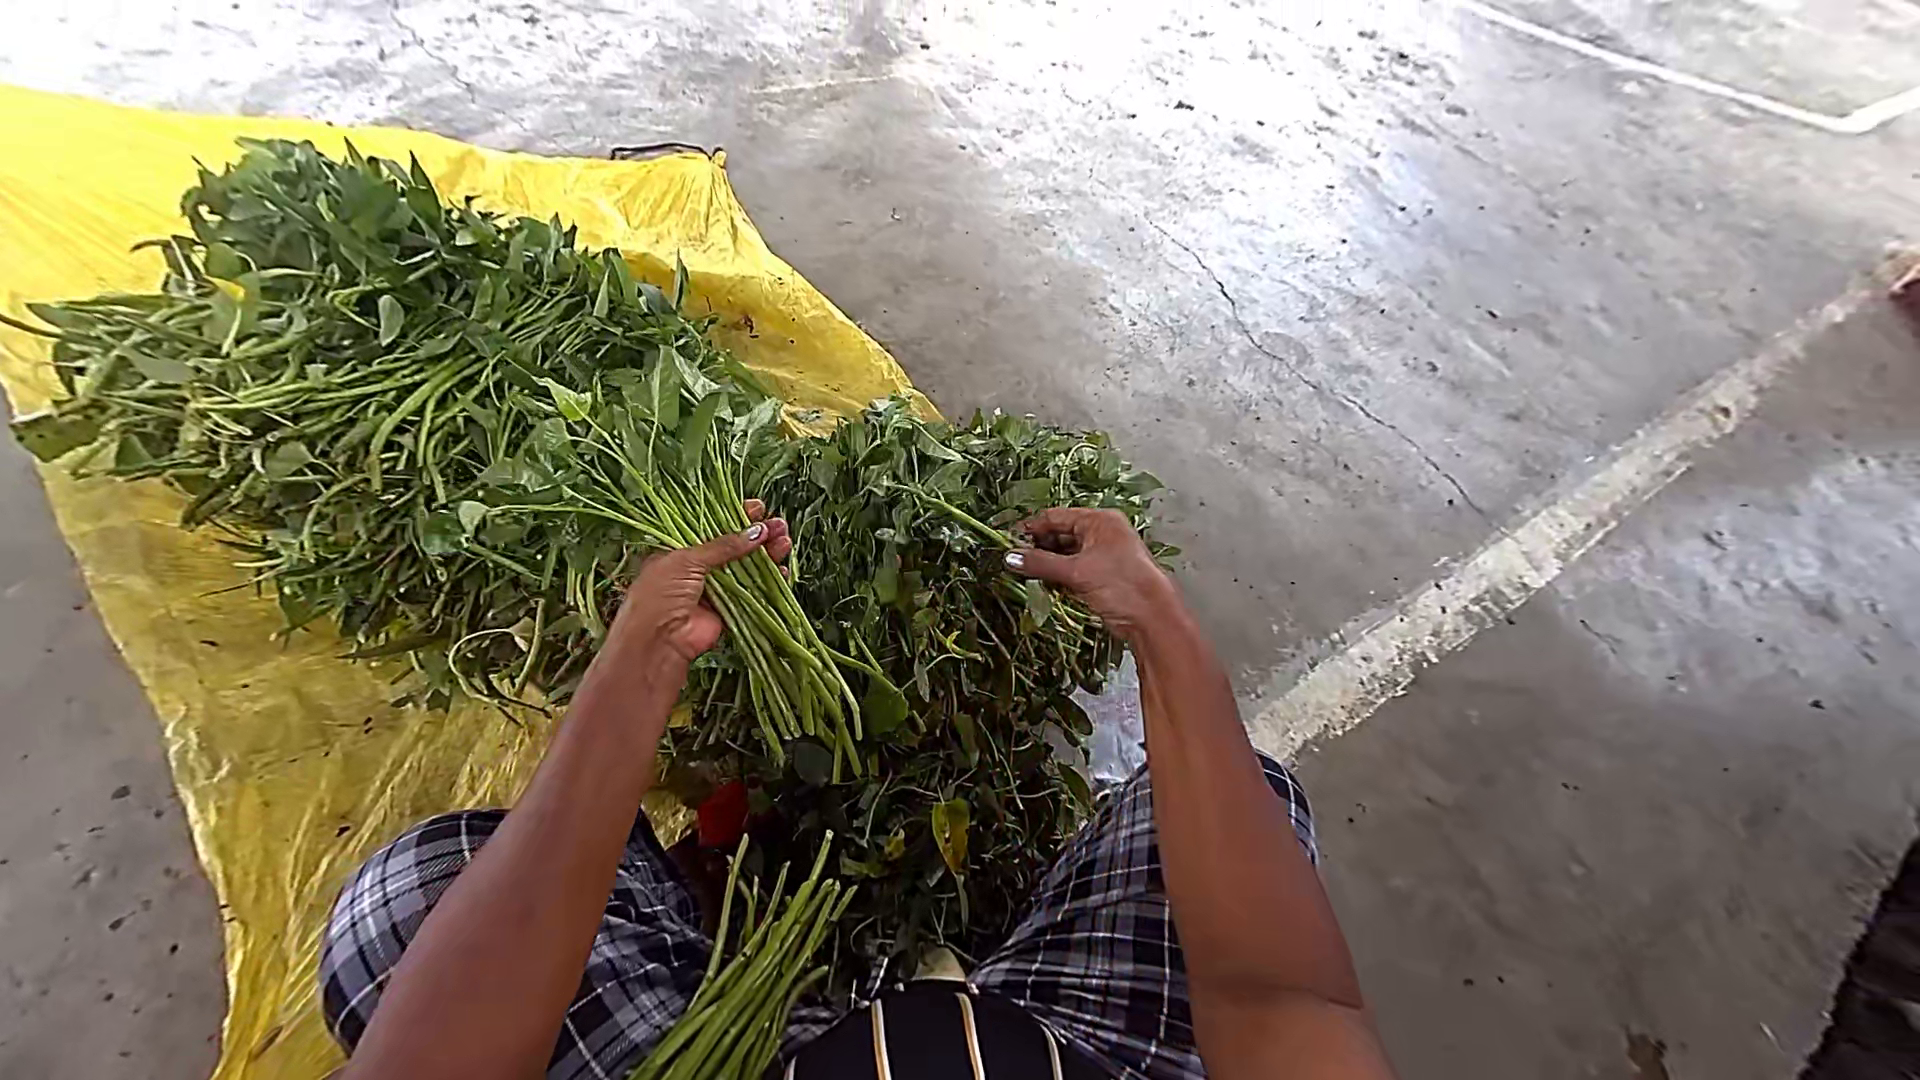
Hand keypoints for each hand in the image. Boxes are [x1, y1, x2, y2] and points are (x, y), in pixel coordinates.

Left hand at [604, 500, 791, 669]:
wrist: (658, 641)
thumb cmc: (660, 595)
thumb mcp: (686, 559)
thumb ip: (723, 546)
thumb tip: (756, 531)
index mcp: (681, 550)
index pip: (713, 527)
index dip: (736, 517)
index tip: (758, 509)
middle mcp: (698, 568)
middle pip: (735, 547)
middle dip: (758, 535)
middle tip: (779, 525)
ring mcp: (715, 589)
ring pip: (748, 568)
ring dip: (767, 555)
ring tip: (784, 543)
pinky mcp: (729, 608)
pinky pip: (754, 592)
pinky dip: (770, 581)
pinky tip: (782, 570)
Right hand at [1003, 507, 1180, 641]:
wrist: (1152, 619)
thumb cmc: (1122, 585)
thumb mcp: (1076, 572)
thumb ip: (1040, 563)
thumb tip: (1010, 556)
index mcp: (1100, 521)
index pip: (1057, 517)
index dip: (1032, 528)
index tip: (1010, 540)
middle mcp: (1102, 533)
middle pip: (1061, 534)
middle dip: (1039, 546)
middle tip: (1015, 558)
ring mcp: (1103, 554)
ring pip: (1066, 553)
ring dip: (1047, 563)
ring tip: (1026, 572)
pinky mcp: (1103, 574)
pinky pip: (1073, 569)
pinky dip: (1058, 575)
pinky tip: (1044, 583)